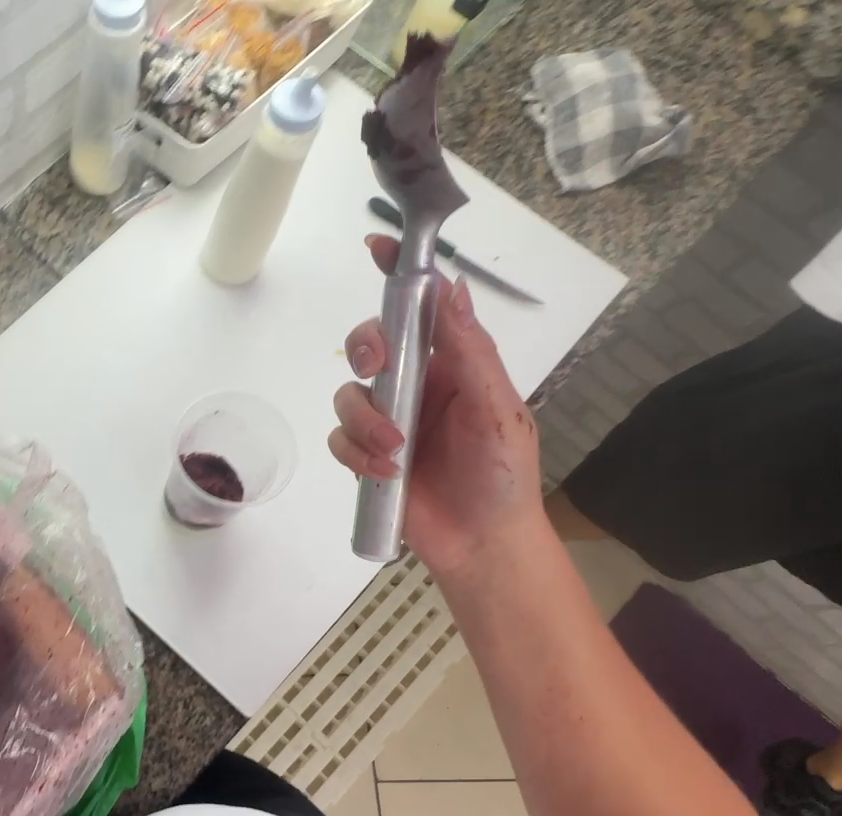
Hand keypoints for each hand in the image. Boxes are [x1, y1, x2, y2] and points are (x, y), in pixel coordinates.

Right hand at [329, 235, 545, 577]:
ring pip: (347, 396)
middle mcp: (415, 387)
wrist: (481, 543)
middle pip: (370, 346)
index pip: (422, 311)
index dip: (398, 276)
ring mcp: (387, 423)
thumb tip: (451, 288)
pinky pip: (339, 440)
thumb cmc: (502, 474)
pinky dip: (356, 454)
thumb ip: (471, 353)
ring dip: (365, 421)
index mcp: (452, 367)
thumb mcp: (496, 409)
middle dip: (366, 350)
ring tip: (394, 452)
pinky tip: (385, 472)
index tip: (376, 247)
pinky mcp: (365, 457)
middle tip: (378, 368)